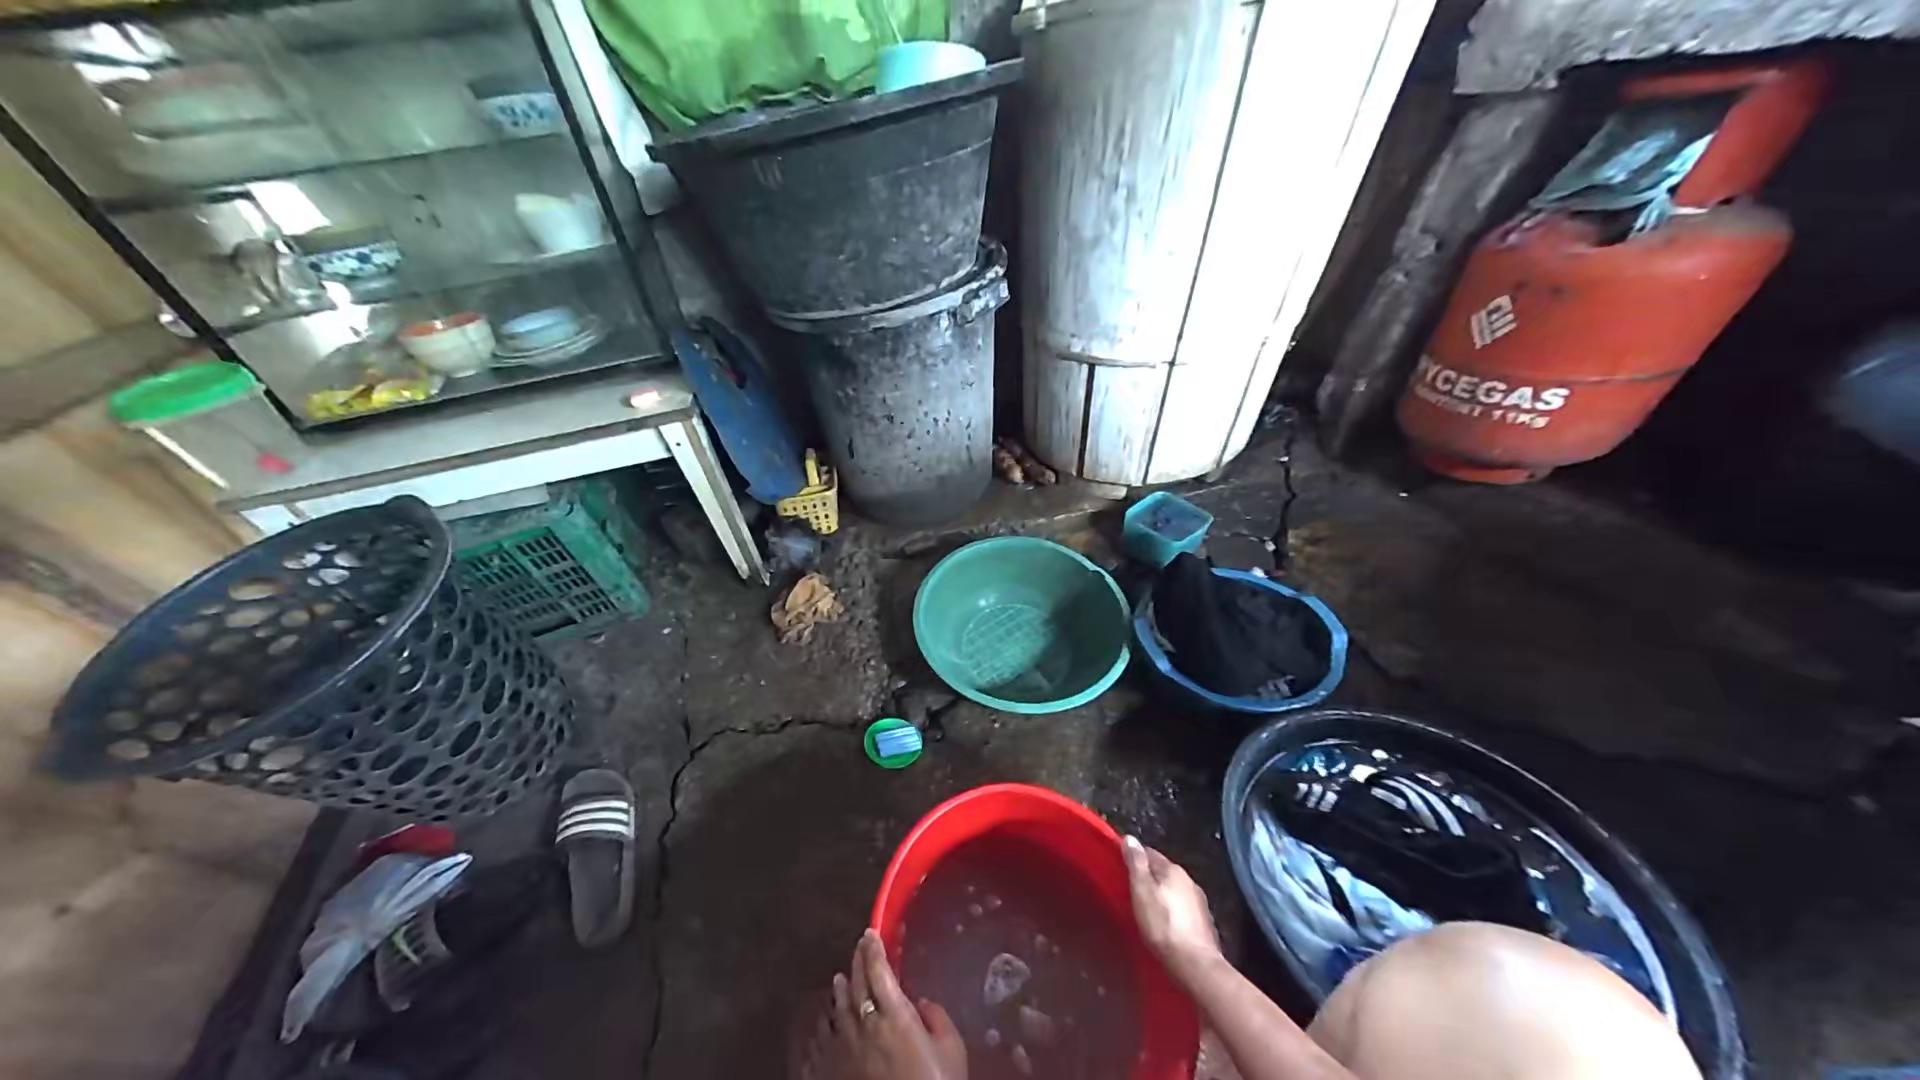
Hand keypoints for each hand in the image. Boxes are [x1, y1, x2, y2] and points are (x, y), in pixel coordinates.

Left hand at [795, 929, 966, 1079]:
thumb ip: (937, 1018)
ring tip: (841, 976)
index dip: (874, 949)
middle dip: (859, 961)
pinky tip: (831, 1016)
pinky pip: (831, 1038)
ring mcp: (850, 1049)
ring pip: (841, 1009)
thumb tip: (922, 1003)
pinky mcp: (840, 1070)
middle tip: (860, 945)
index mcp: (896, 1015)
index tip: (871, 933)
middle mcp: (868, 1025)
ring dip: (842, 988)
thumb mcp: (951, 1048)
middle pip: (858, 984)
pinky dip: (831, 1020)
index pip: (879, 971)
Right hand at [1123, 835, 1222, 982]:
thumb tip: (1130, 838)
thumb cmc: (1163, 925)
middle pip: (1163, 871)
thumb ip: (1136, 864)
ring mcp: (1199, 902)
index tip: (1120, 865)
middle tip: (1130, 888)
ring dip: (1161, 894)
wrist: (1195, 965)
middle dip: (1148, 876)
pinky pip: (1182, 908)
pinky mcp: (1204, 922)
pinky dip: (1172, 910)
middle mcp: (1189, 880)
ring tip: (1145, 906)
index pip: (1149, 853)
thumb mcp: (1142, 891)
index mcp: (1173, 870)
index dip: (1133, 857)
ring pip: (1174, 890)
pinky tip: (1165, 923)